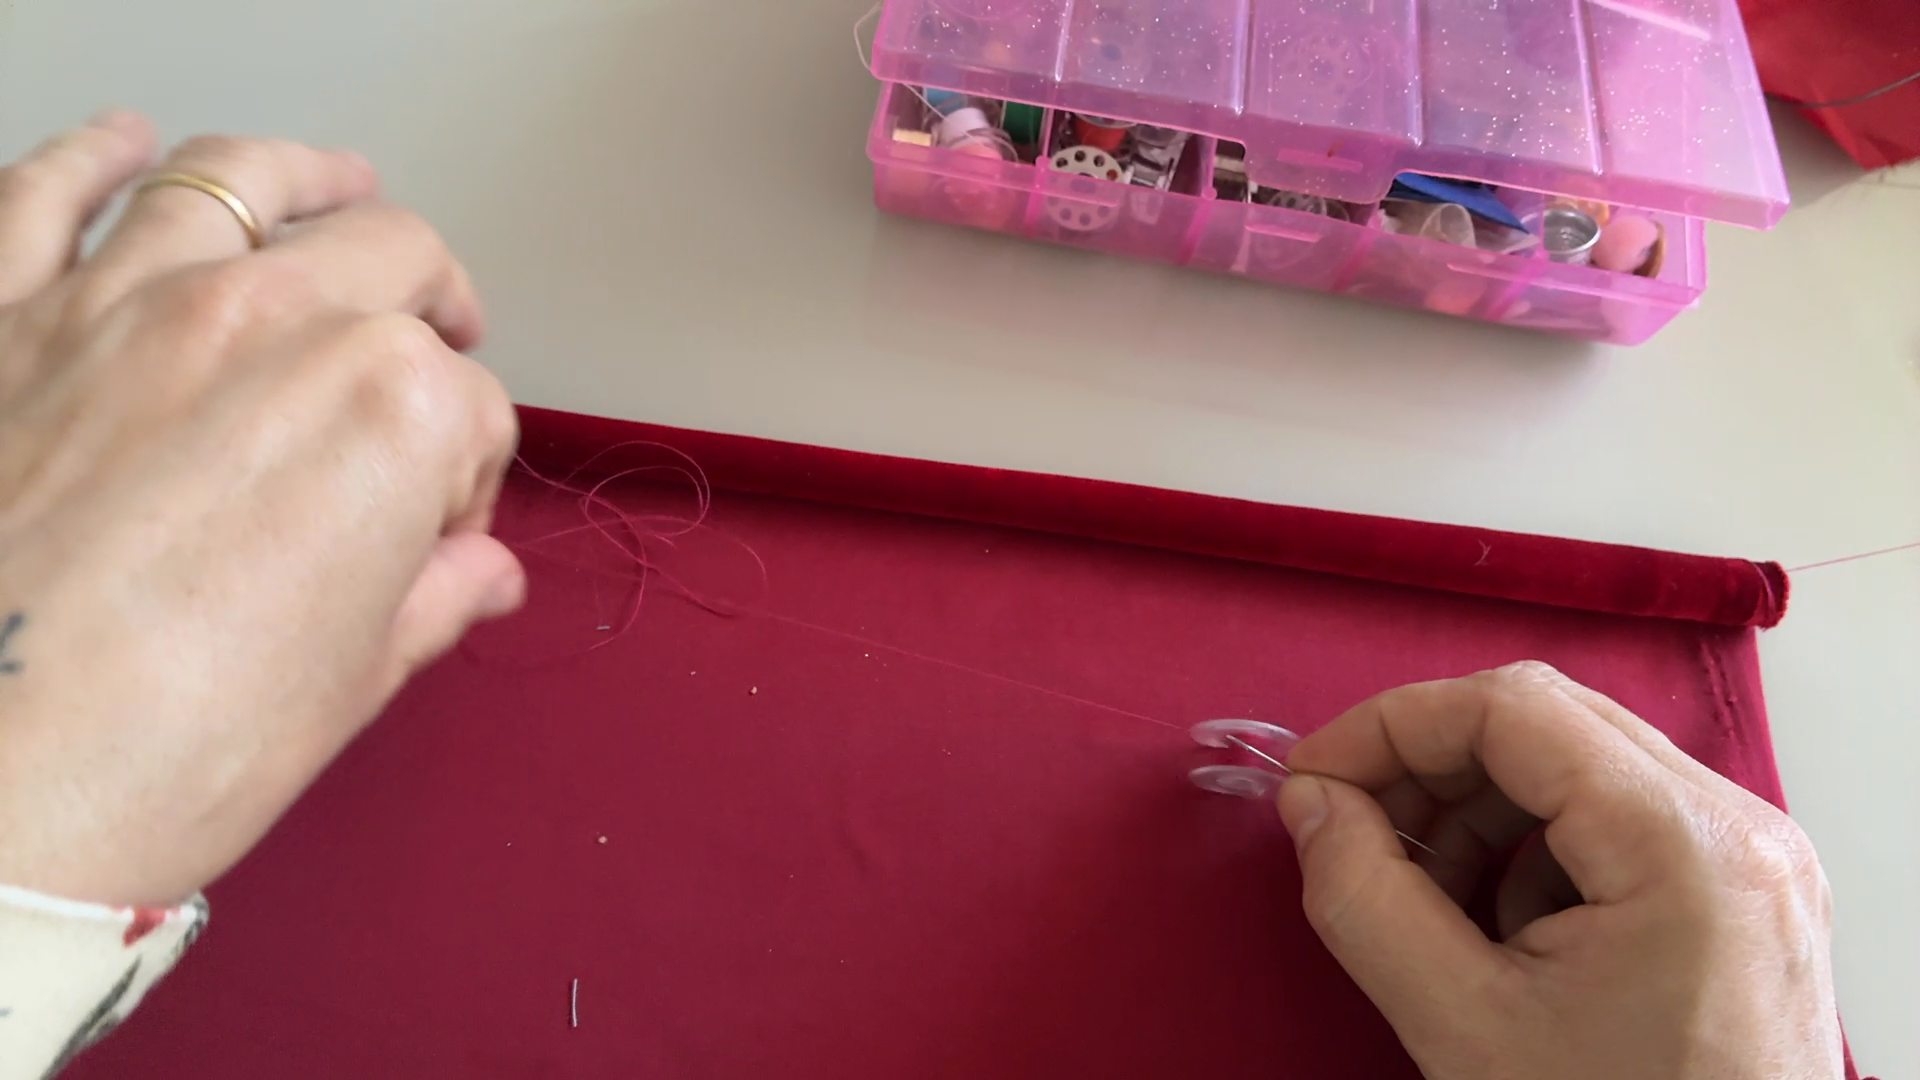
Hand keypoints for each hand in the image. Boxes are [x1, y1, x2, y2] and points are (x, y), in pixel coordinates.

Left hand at [0, 113, 523, 907]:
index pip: (479, 414)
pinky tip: (141, 144)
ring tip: (345, 182)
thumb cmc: (196, 735)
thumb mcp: (374, 660)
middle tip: (450, 337)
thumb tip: (482, 573)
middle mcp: (283, 328)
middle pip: (400, 257)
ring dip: (314, 177)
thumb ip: (446, 590)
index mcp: (402, 410)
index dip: (476, 476)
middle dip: (442, 301)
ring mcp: (128, 307)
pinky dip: (103, 156)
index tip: (447, 530)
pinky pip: (48, 191)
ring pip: (246, 180)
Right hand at [1278, 661, 1842, 1079]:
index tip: (1310, 777)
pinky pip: (1575, 804)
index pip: (1504, 708)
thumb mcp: (1458, 1023)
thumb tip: (1304, 797)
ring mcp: (1730, 848)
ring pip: (1546, 753)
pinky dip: (1495, 833)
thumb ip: (1359, 893)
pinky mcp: (1713, 880)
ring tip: (1404, 873)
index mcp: (1686, 844)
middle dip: (1415, 757)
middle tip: (1347, 816)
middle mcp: (1726, 821)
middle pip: (1527, 716)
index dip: (1385, 725)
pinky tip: (1471, 906)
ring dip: (1449, 796)